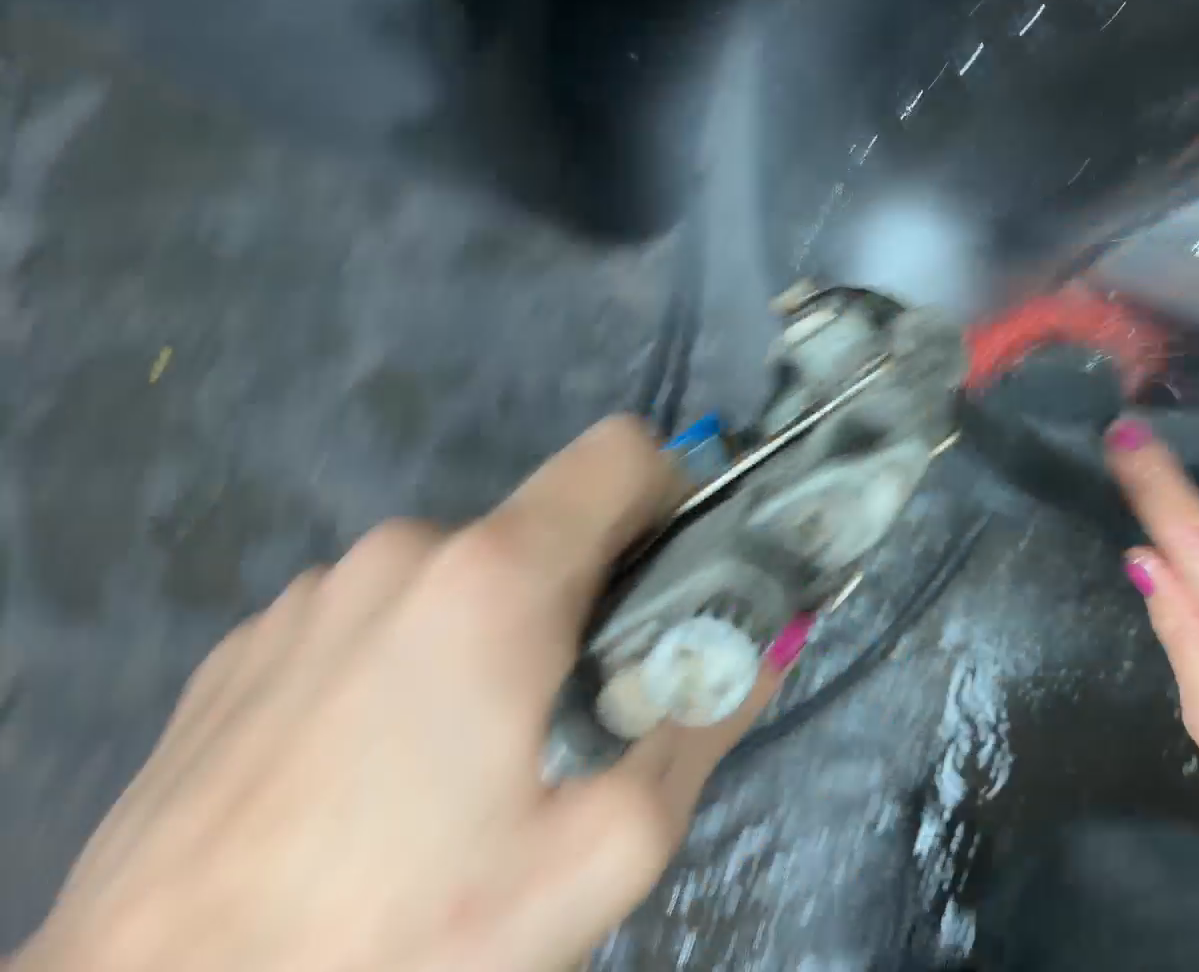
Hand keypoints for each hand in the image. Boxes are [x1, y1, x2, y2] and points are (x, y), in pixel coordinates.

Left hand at [15, 417, 791, 971]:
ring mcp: (311, 596)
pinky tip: (383, 775)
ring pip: (467, 575)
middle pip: (550, 528)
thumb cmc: (411, 931)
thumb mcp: (610, 848)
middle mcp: (400, 555)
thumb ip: (710, 719)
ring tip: (482, 758)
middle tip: (590, 711)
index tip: (677, 586)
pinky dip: (419, 661)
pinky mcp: (245, 648)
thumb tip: (772, 642)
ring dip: (506, 633)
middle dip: (596, 596)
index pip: (622, 453)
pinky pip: (383, 617)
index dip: (674, 500)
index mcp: (493, 578)